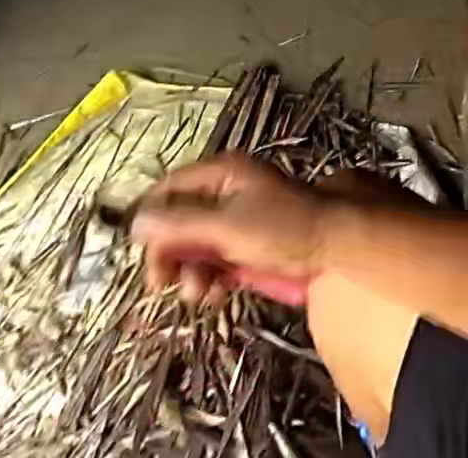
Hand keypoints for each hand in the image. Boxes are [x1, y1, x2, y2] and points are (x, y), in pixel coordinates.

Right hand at [129, 154, 327, 304]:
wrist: (332, 245)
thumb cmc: (281, 229)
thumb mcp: (226, 227)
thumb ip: (180, 225)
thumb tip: (135, 223)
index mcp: (224, 174)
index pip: (171, 187)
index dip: (151, 216)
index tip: (138, 250)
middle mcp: (228, 190)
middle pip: (179, 219)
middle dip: (171, 253)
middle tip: (163, 282)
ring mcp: (239, 216)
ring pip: (196, 244)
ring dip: (191, 271)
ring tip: (200, 292)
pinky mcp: (248, 242)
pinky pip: (216, 258)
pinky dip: (211, 277)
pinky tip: (217, 293)